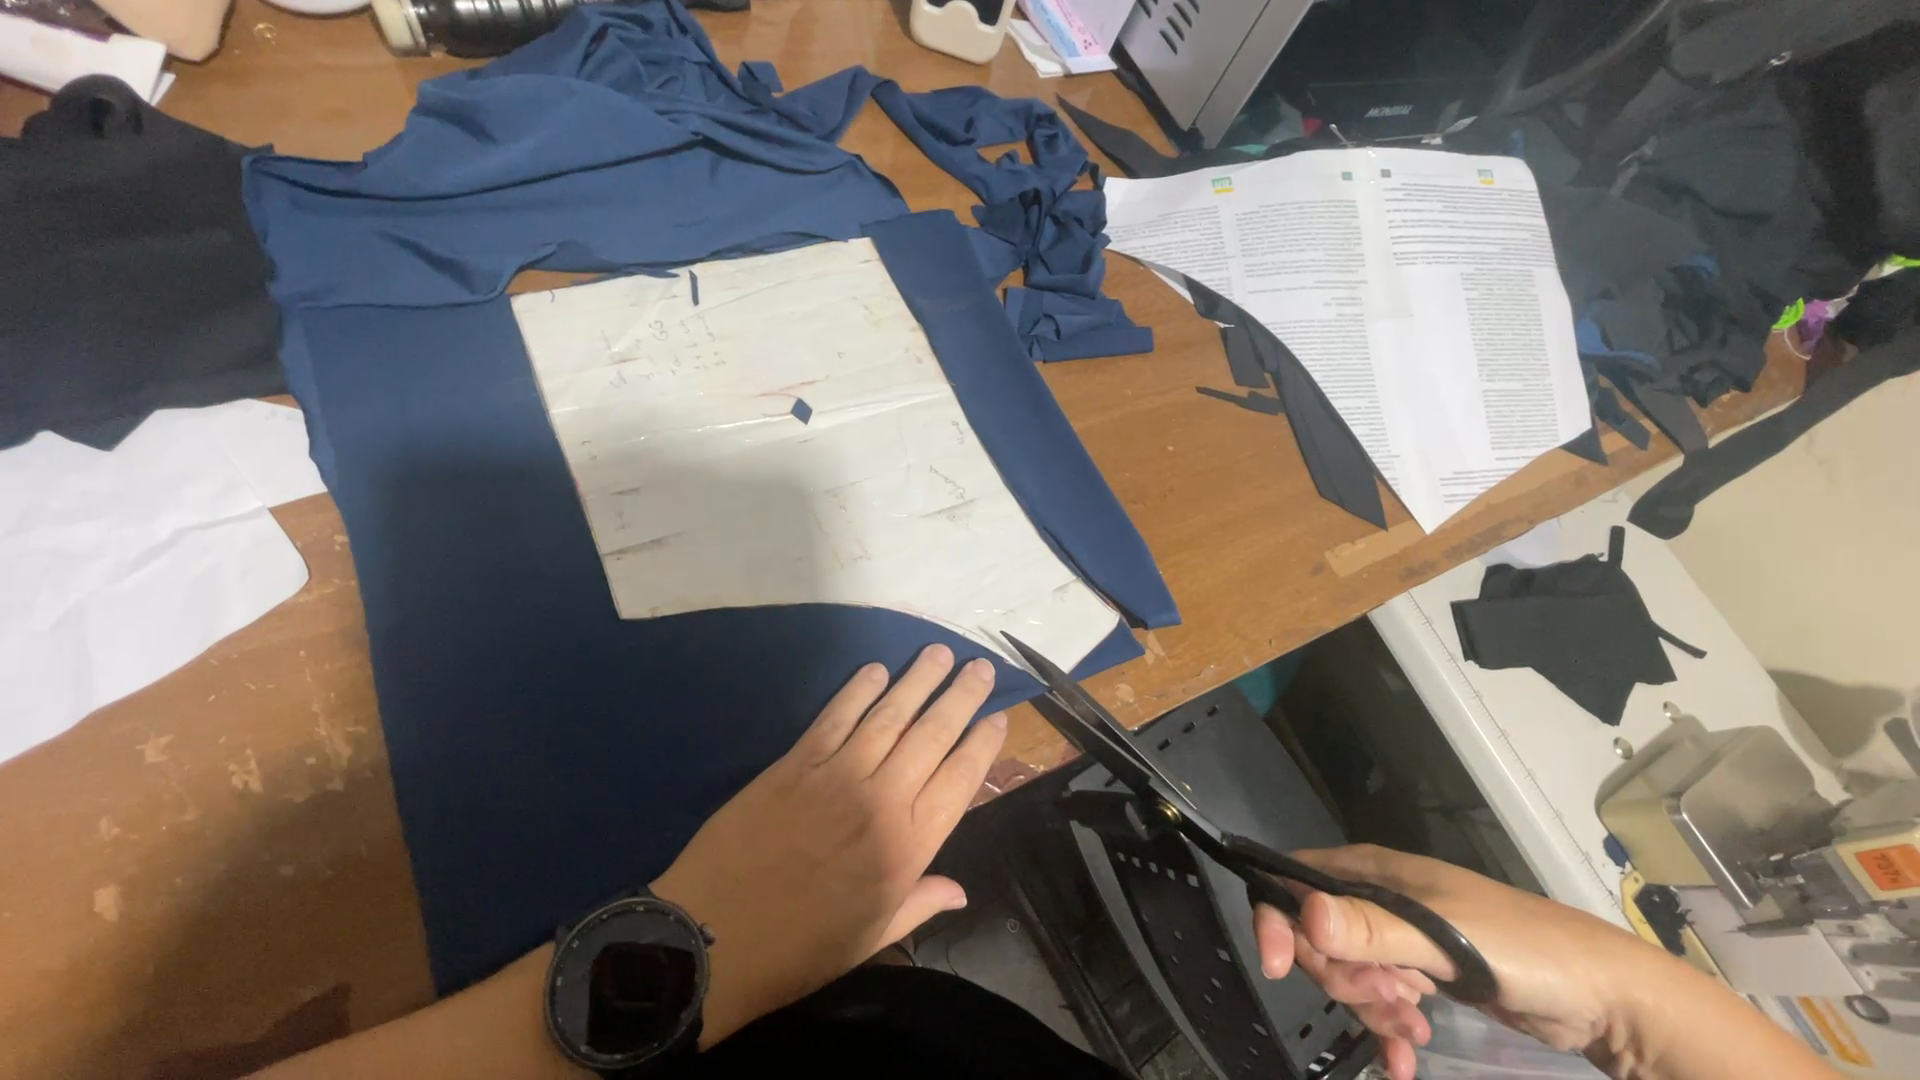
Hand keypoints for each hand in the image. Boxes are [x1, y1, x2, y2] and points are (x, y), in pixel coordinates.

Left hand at [650, 644, 1007, 1046]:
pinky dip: (857, 691)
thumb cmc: (800, 949)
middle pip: (932, 735)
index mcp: (907, 847)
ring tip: (939, 654)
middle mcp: (882, 800)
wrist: (714, 940)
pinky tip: (876, 671)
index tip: (998, 716)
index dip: (982, 744)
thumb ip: (919, 904)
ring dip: (917, 680)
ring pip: (889, 716)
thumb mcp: (871, 938)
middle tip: (979, 666)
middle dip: (961, 697)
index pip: (960, 781)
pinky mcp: (795, 763)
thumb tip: (961, 889)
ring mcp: (837, 776)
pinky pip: (835, 717)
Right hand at [1252, 845, 1666, 1079]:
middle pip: (1315, 934)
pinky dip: (1386, 1028)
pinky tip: (1405, 1059)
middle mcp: (1376, 896)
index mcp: (1372, 870)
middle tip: (1383, 1001)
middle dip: (1339, 977)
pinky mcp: (1421, 972)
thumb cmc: (1523, 950)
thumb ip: (1372, 928)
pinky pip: (1380, 998)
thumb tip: (1304, 914)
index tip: (1278, 966)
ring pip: (1347, 971)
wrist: (1605, 997)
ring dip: (1369, 1008)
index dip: (1276, 918)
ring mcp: (1398, 936)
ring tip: (1411, 1032)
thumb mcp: (1443, 939)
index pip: (1294, 881)